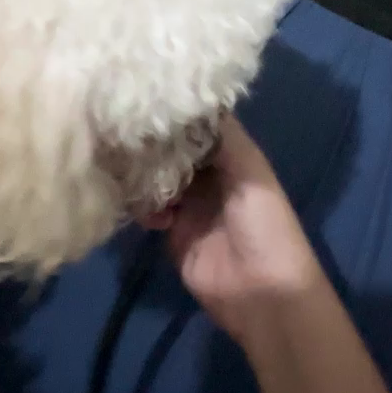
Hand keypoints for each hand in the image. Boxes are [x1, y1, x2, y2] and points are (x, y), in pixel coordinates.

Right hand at [140, 117, 325, 344]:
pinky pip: (149, 209)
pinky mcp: (172, 231)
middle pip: (173, 150)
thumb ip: (225, 138)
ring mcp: (189, 203)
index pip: (199, 125)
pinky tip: (150, 214)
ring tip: (132, 172)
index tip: (148, 98)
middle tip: (127, 134)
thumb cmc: (264, 225)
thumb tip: (196, 100)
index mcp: (232, 156)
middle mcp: (209, 174)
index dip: (178, 113)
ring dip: (144, 175)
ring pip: (157, 177)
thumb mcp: (252, 173)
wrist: (261, 294)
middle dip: (154, 144)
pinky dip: (143, 206)